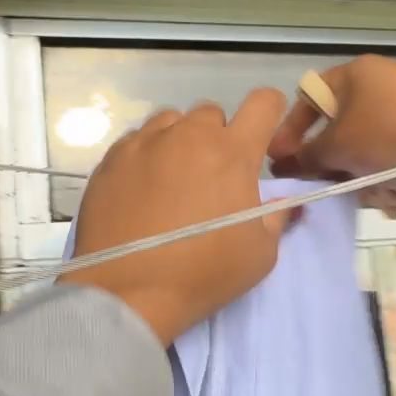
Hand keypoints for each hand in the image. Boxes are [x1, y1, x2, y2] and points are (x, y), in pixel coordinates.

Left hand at [61, 89, 293, 344]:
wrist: (128, 292)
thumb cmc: (203, 274)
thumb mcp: (259, 255)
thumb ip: (275, 218)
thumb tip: (284, 202)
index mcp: (232, 152)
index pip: (263, 103)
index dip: (270, 111)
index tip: (264, 134)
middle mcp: (188, 136)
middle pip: (211, 113)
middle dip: (218, 136)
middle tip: (212, 175)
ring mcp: (145, 143)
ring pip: (170, 122)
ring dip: (179, 141)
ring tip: (173, 178)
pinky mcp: (111, 159)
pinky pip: (136, 140)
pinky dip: (146, 154)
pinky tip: (140, 187)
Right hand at [267, 55, 395, 215]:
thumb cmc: (391, 136)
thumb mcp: (337, 147)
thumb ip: (304, 156)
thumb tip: (283, 165)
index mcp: (356, 72)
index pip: (308, 97)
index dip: (289, 130)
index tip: (280, 161)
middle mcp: (381, 82)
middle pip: (336, 122)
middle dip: (322, 155)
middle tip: (312, 182)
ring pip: (362, 142)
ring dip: (350, 169)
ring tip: (350, 191)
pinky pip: (389, 153)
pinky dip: (379, 172)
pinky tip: (381, 193)